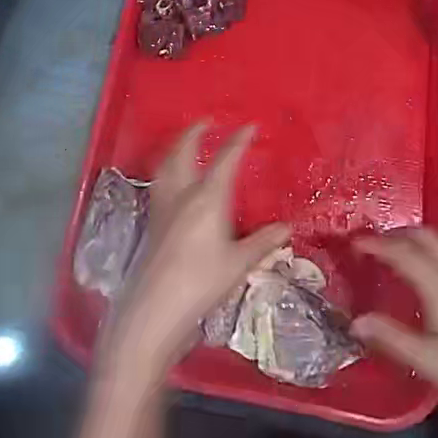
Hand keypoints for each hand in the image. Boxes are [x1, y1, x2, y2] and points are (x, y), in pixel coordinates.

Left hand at [108, 122, 290, 372]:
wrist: (151, 315)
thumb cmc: (200, 285)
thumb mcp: (240, 264)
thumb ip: (263, 242)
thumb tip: (286, 228)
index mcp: (207, 199)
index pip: (225, 160)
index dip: (239, 140)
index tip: (250, 126)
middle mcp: (180, 198)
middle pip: (183, 154)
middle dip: (194, 133)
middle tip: (207, 121)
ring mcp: (161, 212)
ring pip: (164, 168)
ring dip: (176, 150)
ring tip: (186, 144)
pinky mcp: (150, 229)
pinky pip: (159, 187)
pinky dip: (168, 172)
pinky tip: (174, 184)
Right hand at [350, 230, 437, 437]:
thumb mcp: (427, 360)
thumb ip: (390, 337)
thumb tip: (357, 321)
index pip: (402, 252)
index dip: (376, 244)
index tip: (354, 242)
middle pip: (426, 237)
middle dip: (398, 235)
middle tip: (373, 244)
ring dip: (417, 242)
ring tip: (397, 256)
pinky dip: (434, 255)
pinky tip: (428, 278)